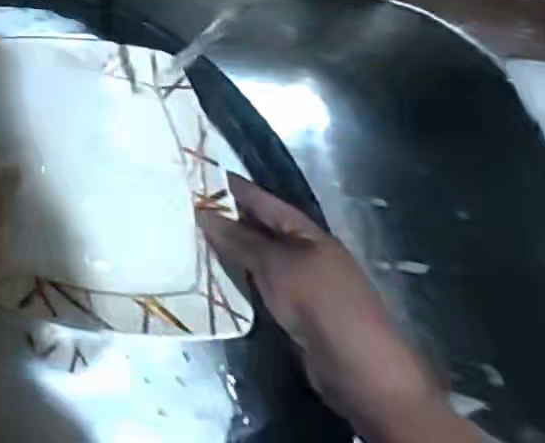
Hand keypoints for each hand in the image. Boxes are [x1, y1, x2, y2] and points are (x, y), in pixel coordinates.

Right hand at [199, 175, 473, 441]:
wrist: (360, 371)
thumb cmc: (321, 303)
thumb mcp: (275, 264)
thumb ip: (239, 239)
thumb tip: (203, 213)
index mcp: (304, 230)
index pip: (261, 199)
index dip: (232, 186)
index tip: (197, 173)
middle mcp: (302, 250)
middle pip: (258, 227)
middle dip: (225, 217)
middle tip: (184, 206)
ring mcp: (299, 281)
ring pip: (256, 256)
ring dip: (228, 249)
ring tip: (191, 236)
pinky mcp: (293, 310)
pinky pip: (258, 283)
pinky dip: (237, 277)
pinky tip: (213, 273)